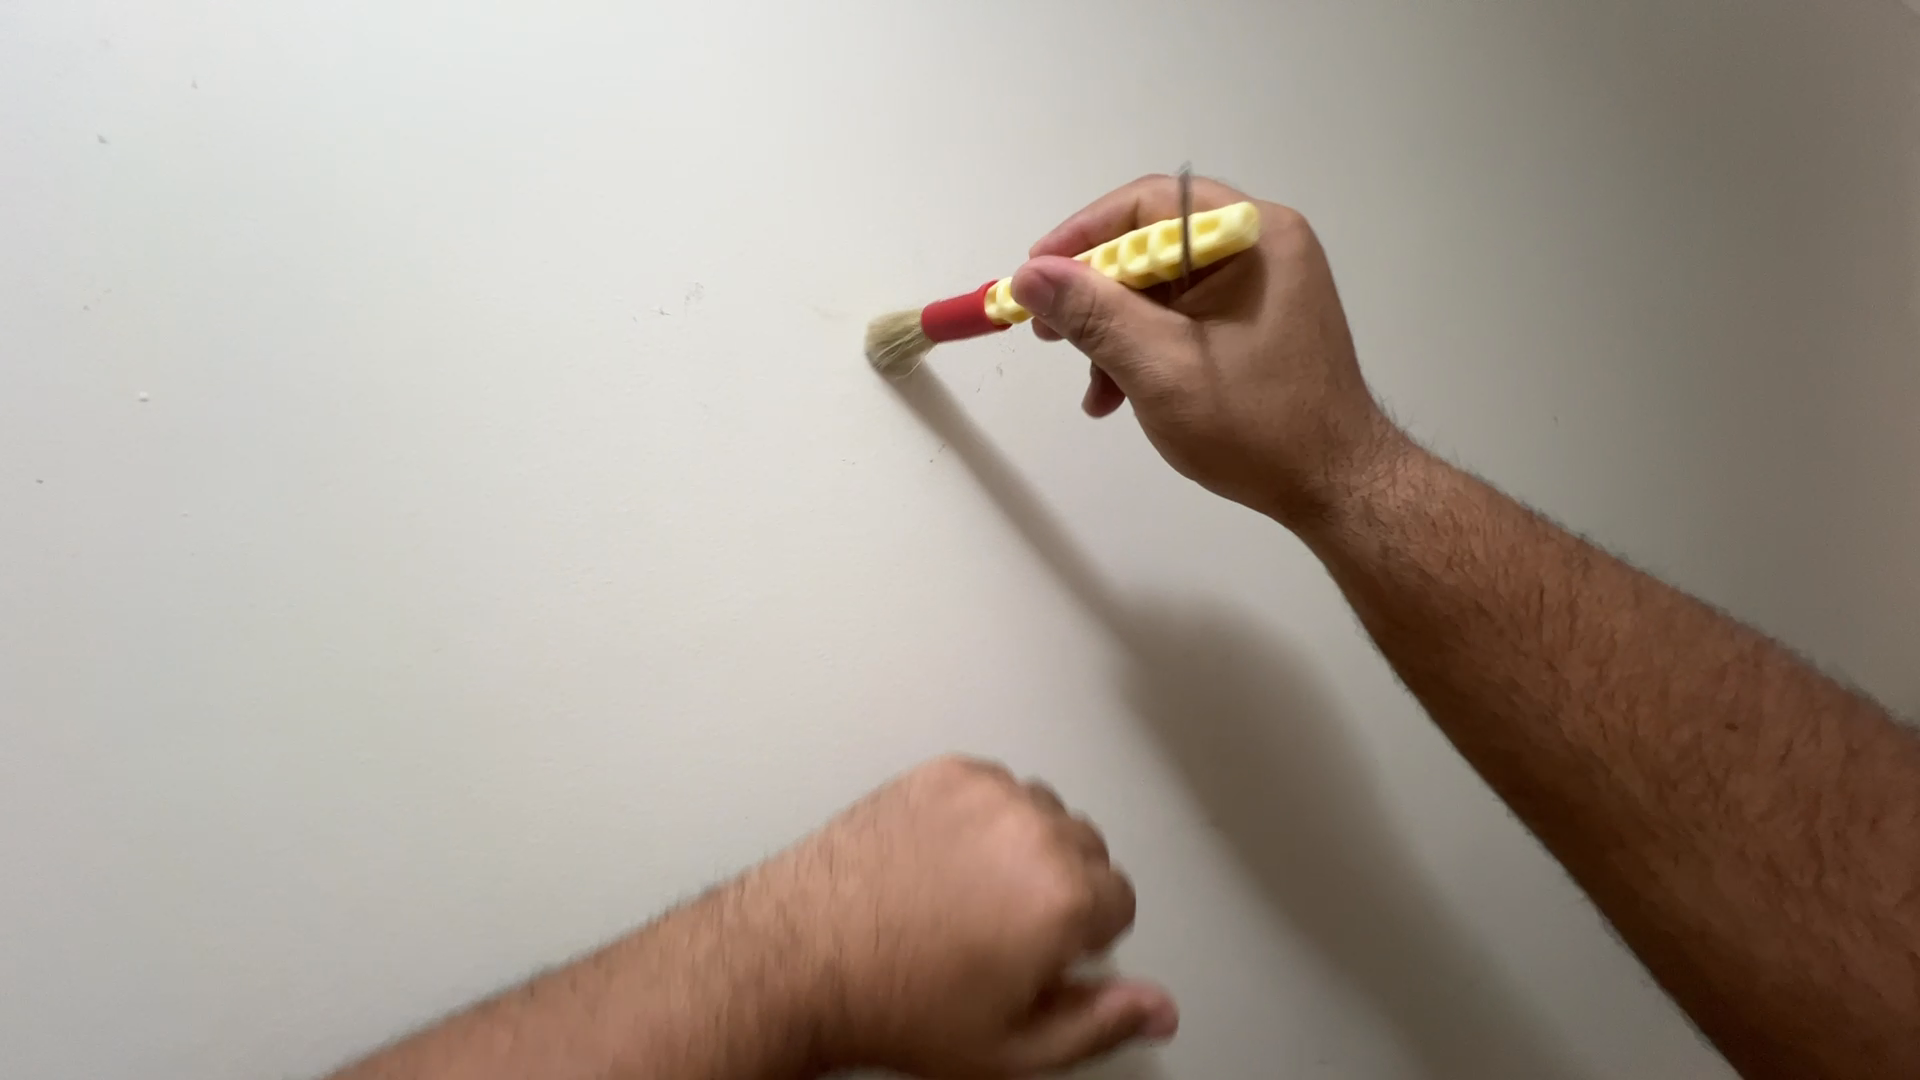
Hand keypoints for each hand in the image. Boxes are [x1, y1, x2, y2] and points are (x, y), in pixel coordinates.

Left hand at [756, 755, 1175, 1076]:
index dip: (1089, 932)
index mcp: (1061, 895)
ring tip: (977, 885)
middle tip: (1012, 921)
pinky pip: (995, 785)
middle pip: (1088, 845)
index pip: (1122, 896)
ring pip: (1043, 809)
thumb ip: (1100, 1022)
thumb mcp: (1012, 1047)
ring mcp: (985, 792)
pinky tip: (948, 853)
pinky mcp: (945, 772)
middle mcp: (1031, 829)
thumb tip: (1158, 1007)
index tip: (1054, 946)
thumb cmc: (899, 1000)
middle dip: (1065, 883)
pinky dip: (985, 813)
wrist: (807, 950)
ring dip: (1028, 841)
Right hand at [1011, 175, 1404, 523]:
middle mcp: (1257, 247)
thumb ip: (1092, 314)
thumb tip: (1028, 275)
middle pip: (1150, 248)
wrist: (1330, 484)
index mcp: (1249, 235)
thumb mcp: (1159, 366)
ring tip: (1091, 389)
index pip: (1147, 205)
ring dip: (1112, 335)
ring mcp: (1257, 288)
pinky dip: (1142, 352)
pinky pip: (1180, 321)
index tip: (1033, 277)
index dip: (1080, 237)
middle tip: (1046, 333)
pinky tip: (1117, 397)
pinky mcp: (1251, 324)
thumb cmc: (1252, 424)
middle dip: (1092, 295)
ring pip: (1159, 292)